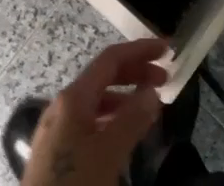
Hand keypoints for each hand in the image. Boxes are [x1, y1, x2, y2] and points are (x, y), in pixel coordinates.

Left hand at [22, 38, 168, 185]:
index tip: (167, 50)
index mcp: (73, 97)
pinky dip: (112, 116)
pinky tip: (124, 132)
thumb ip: (132, 119)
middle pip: (102, 76)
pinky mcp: (56, 149)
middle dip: (135, 72)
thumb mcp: (108, 153)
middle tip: (165, 79)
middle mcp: (62, 104)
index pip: (110, 59)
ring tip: (149, 107)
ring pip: (96, 99)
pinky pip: (89, 119)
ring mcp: (57, 126)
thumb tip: (152, 90)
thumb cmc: (75, 182)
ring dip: (125, 96)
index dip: (140, 50)